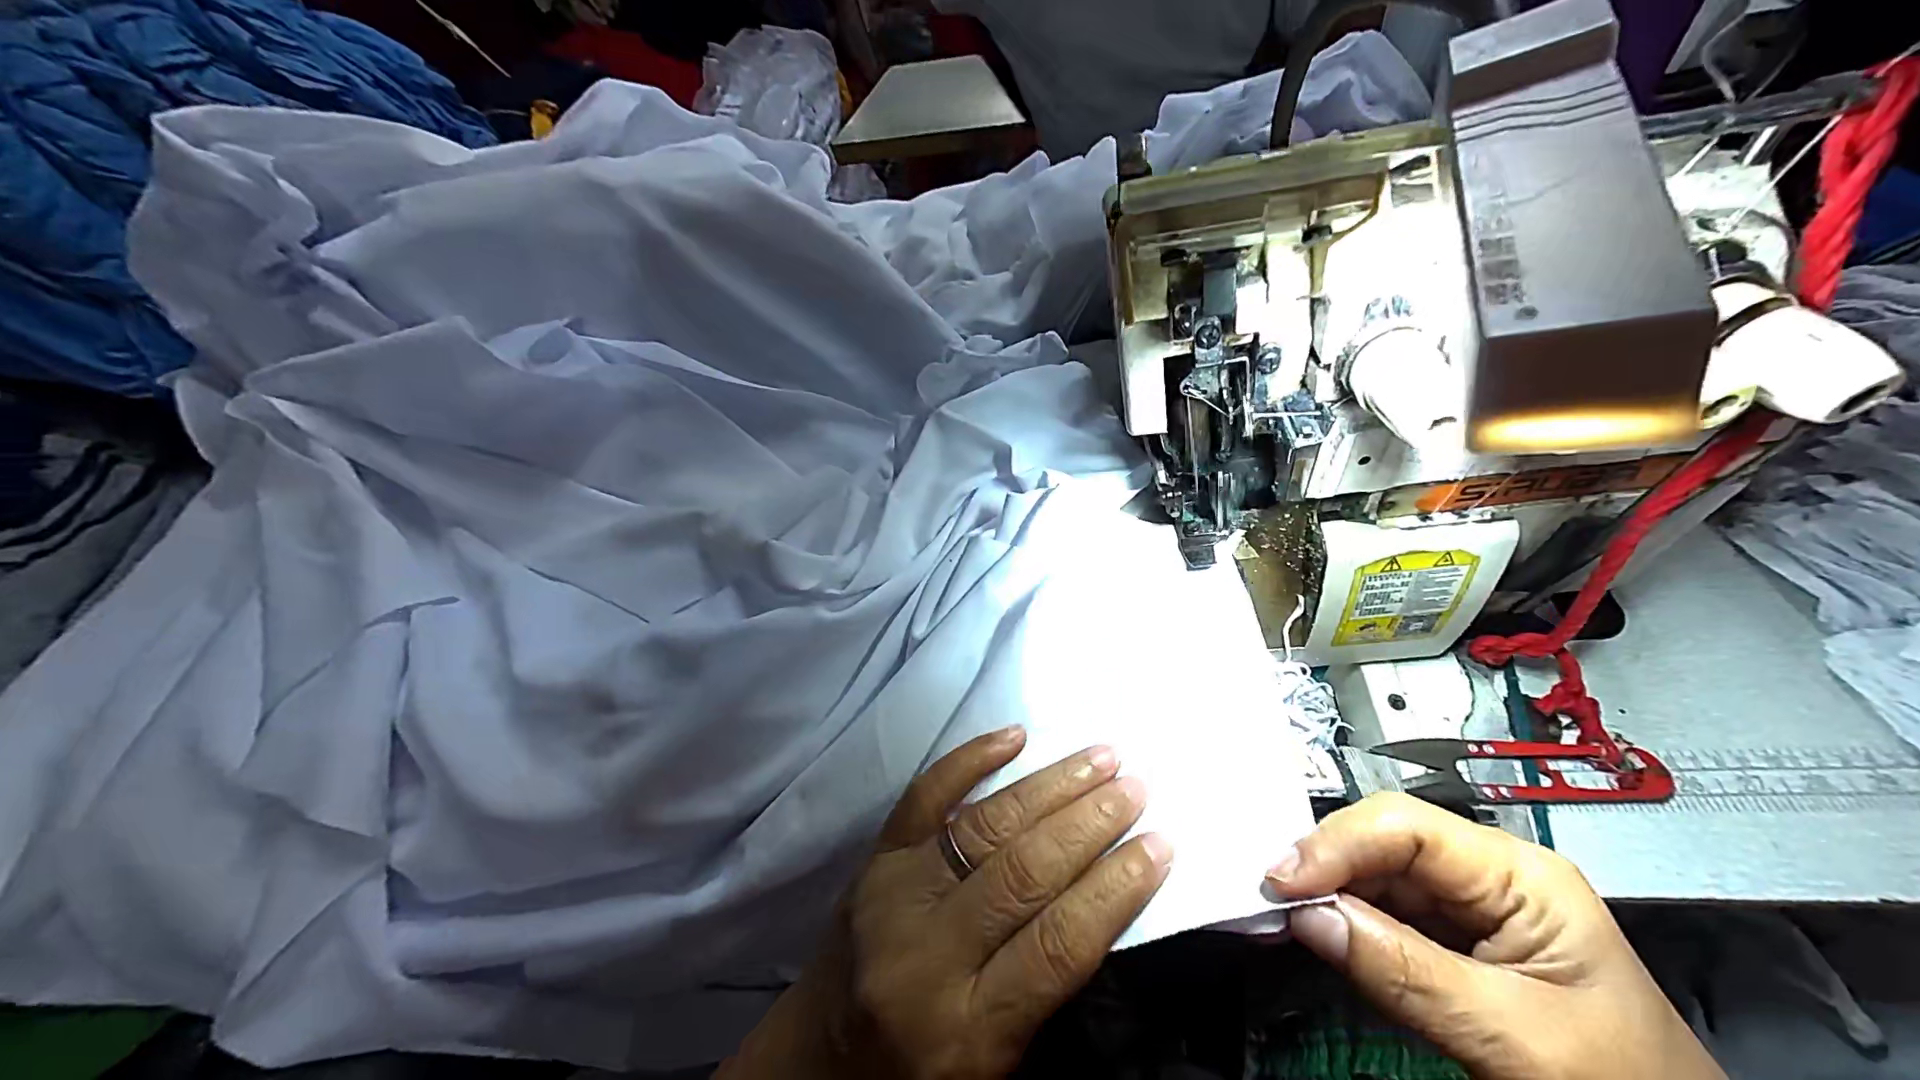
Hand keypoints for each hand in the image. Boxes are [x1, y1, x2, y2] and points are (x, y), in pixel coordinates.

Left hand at [720, 727, 1173, 1079]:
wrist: (816, 1064)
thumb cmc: (921, 1073)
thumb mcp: (997, 1057)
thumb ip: (1047, 982)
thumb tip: (1108, 891)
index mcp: (969, 1025)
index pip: (1059, 944)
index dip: (1117, 889)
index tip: (1161, 845)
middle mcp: (927, 952)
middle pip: (1023, 873)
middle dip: (1088, 823)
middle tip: (1136, 786)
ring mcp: (893, 893)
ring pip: (984, 826)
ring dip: (1049, 786)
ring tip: (1100, 758)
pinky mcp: (873, 860)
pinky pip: (923, 797)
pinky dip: (969, 760)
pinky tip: (1014, 737)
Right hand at [1264, 793, 1724, 1079]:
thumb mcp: (1515, 1035)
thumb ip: (1405, 972)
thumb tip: (1309, 916)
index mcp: (1522, 876)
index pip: (1405, 826)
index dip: (1334, 843)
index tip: (1282, 879)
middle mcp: (1488, 876)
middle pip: (1381, 843)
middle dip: (1324, 865)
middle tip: (1270, 897)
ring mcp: (1468, 905)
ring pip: (1373, 875)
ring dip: (1325, 892)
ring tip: (1282, 912)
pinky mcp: (1450, 938)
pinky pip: (1381, 912)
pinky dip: (1341, 920)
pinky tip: (1316, 928)